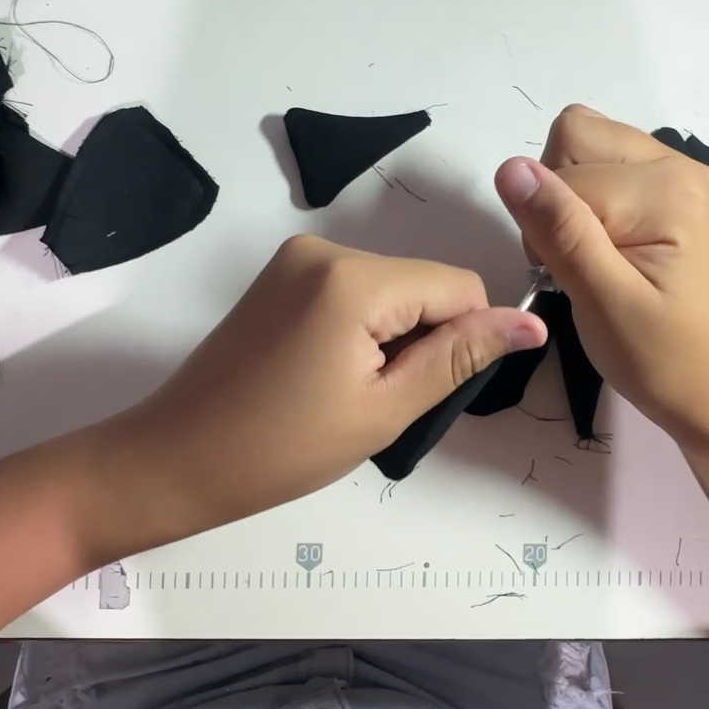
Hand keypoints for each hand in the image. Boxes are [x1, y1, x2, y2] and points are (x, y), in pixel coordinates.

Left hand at [85, 236, 546, 551]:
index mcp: (354, 278)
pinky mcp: (278, 278)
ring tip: (348, 392)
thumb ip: (460, 358)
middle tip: (379, 401)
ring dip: (392, 338)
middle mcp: (325, 250)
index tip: (430, 392)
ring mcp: (295, 261)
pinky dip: (361, 330)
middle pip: (422, 285)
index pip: (459, 286)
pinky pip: (352, 293)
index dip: (466, 339)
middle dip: (424, 340)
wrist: (178, 458)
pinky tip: (328, 374)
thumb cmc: (283, 448)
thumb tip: (531, 323)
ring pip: (390, 291)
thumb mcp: (384, 408)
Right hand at [494, 105, 708, 443]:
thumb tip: (511, 169)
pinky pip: (603, 167)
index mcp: (669, 187)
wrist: (703, 389)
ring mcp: (676, 174)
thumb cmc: (655, 355)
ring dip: (568, 198)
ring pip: (585, 147)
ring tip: (588, 254)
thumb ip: (558, 229)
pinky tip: (600, 246)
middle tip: (574, 259)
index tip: (562, 275)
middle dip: (556, 196)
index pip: (566, 173)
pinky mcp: (668, 190)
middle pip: (576, 136)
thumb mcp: (600, 298)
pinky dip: (585, 201)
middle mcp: (678, 164)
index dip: (545, 225)